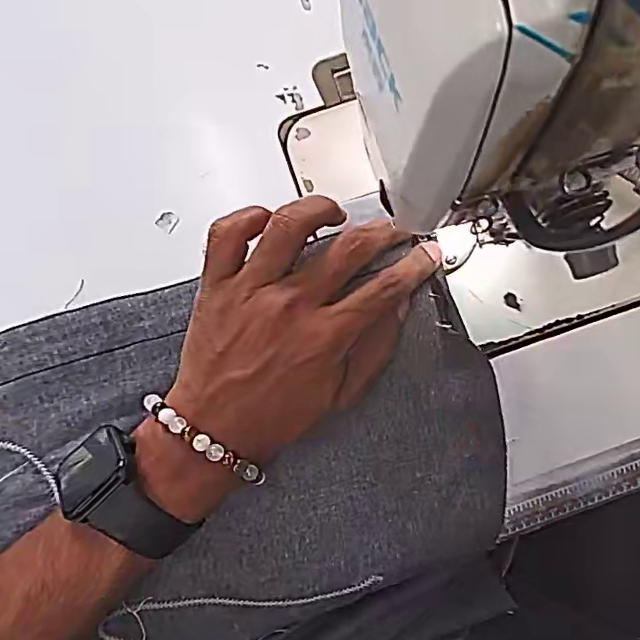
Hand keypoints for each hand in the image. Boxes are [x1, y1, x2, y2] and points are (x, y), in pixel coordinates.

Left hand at [133, 196, 442, 521]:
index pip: (384, 287)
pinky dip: (248, 216)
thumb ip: (373, 349)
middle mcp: (290, 307)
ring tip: (333, 214)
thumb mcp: (339, 393)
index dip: (413, 265)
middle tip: (390, 231)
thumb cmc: (272, 416)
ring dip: (320, 209)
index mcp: (325, 336)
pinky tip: (267, 219)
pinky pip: (227, 234)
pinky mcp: (218, 286)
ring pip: (289, 226)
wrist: (216, 429)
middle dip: (383, 232)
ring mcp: (251, 291)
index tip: (423, 255)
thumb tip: (397, 309)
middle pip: (348, 248)